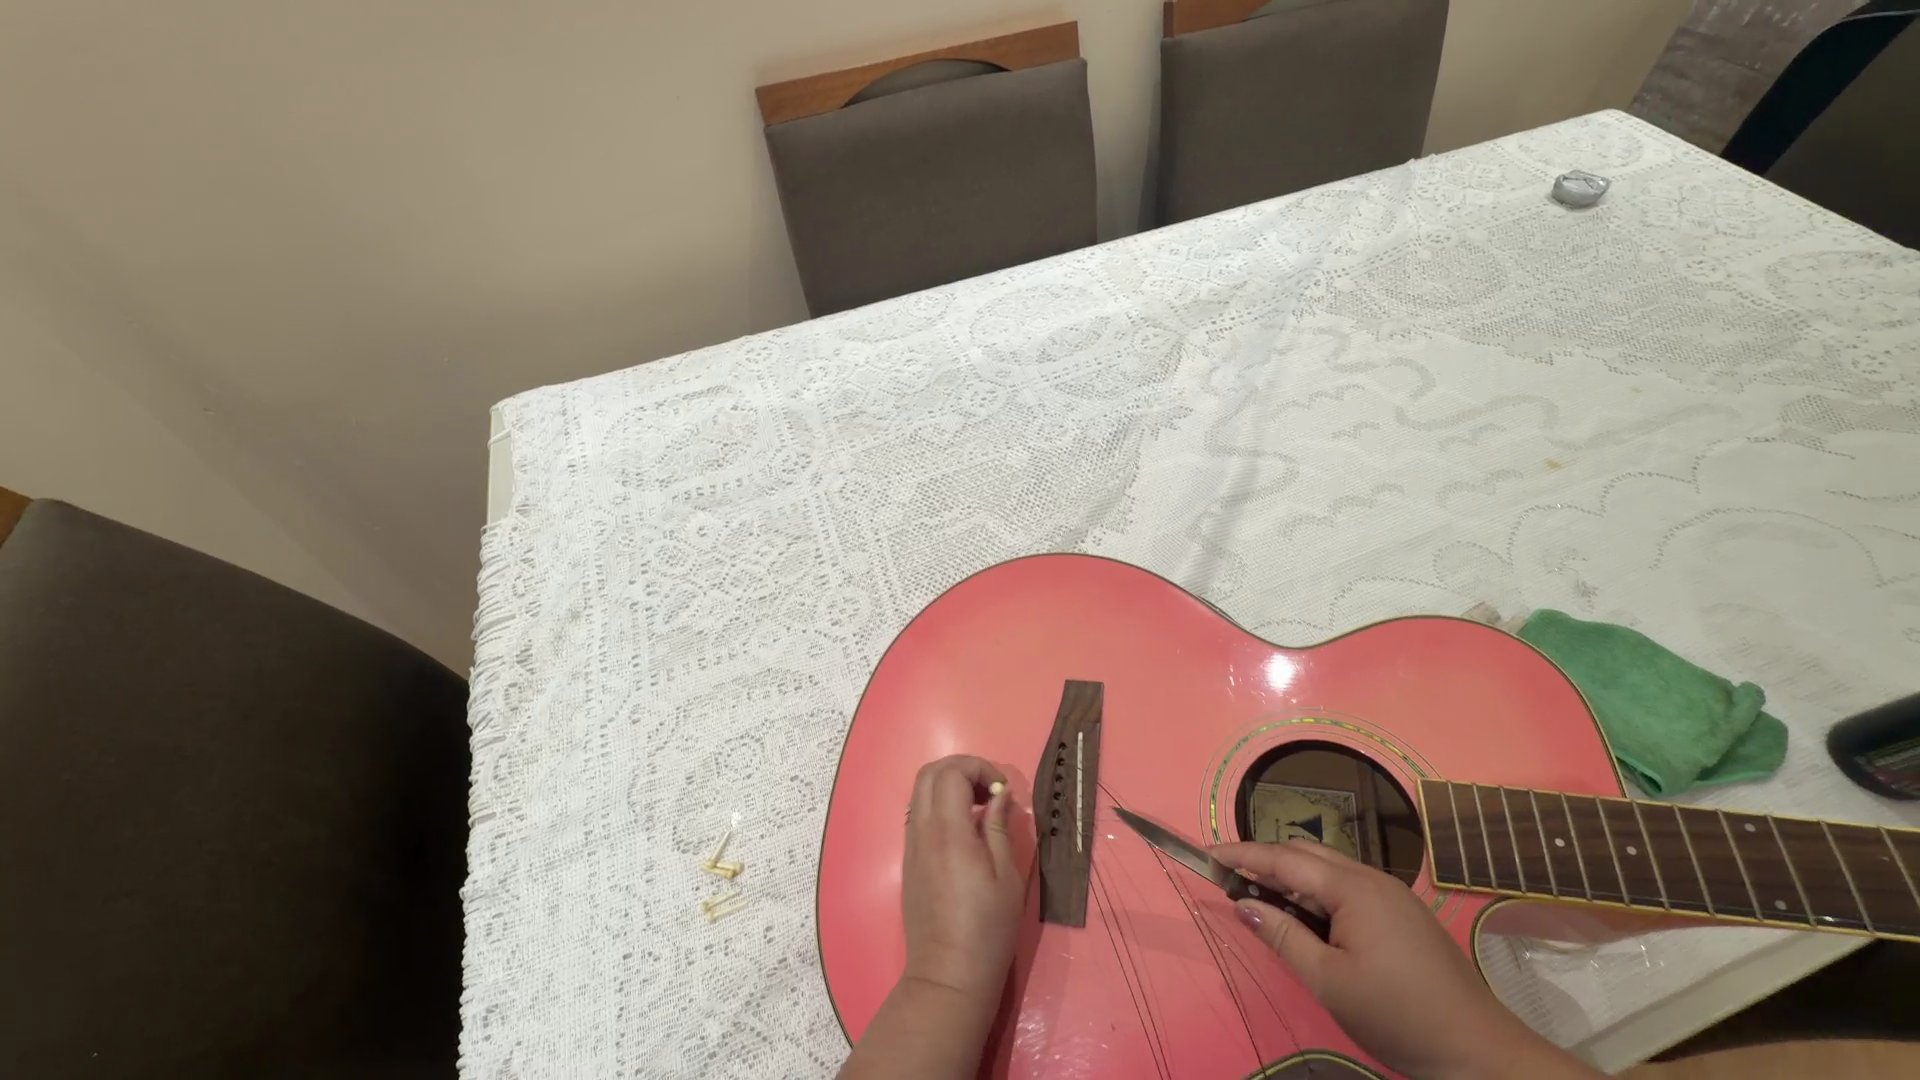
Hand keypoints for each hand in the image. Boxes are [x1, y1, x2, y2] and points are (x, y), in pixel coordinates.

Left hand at [900, 755, 1028, 1009]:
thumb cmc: (987, 928)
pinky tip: (964, 830)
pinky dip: (940, 805)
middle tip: (991, 790)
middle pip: (930, 773)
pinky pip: (919, 814)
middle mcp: (923, 831)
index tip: (1003, 789)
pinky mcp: (909, 860)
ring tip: (980, 809)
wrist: (948, 973)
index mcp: (948, 831)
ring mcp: (911, 845)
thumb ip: (1000, 827)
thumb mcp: (1008, 877)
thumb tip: (1001, 794)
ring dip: (949, 785)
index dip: (979, 767)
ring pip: (920, 792)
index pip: (951, 772)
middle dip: (962, 769)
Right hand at [1212, 840, 1599, 1079]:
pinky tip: (1306, 917)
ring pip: (1329, 869)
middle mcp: (1372, 879)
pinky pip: (1348, 886)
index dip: (1244, 854)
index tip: (1208, 852)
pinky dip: (1317, 891)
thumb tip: (1242, 903)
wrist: (1480, 1052)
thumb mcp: (1328, 981)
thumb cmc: (1397, 1015)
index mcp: (1353, 888)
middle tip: (1230, 878)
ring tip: (1261, 897)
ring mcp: (1392, 895)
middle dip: (1266, 860)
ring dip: (1292, 876)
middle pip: (1307, 853)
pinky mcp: (1403, 914)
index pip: (1285, 858)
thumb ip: (1282, 935)